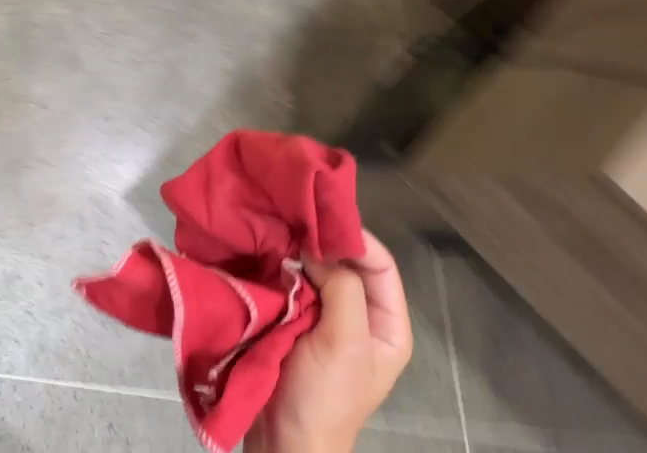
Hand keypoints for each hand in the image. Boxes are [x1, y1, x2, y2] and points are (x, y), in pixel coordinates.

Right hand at [246, 230, 412, 452]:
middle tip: (288, 216)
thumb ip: (343, 291)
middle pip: (346, 264)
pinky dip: (276, 266)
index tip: (318, 217)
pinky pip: (288, 284)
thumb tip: (317, 248)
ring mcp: (323, 319)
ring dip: (294, 252)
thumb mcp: (345, 344)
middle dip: (319, 240)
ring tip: (271, 228)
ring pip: (314, 271)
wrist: (283, 440)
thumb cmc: (324, 396)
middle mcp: (358, 316)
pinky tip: (260, 251)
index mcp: (386, 325)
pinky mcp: (290, 321)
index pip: (380, 266)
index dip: (354, 238)